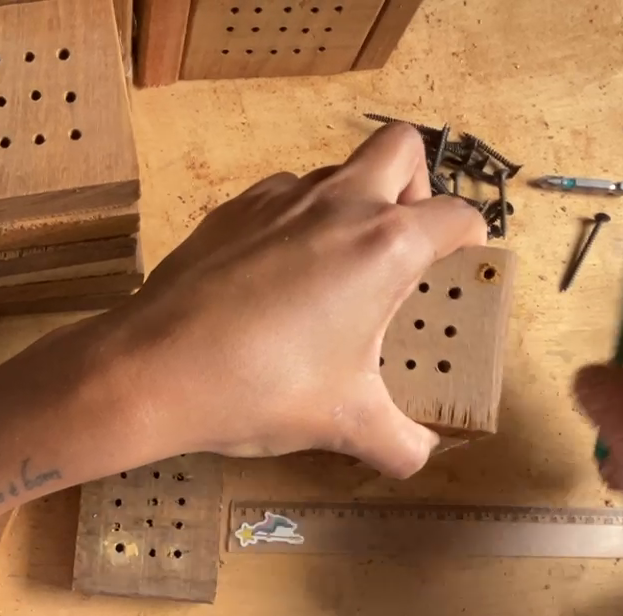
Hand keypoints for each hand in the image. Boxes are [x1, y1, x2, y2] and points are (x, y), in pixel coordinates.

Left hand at [83, 124, 486, 477]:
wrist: (154, 371)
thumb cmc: (262, 390)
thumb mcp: (343, 424)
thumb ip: (398, 444)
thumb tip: (421, 459)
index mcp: (383, 246)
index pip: (454, 217)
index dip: (468, 238)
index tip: (460, 263)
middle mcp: (336, 203)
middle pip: (400, 150)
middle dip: (413, 186)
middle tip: (397, 246)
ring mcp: (275, 200)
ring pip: (332, 172)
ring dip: (347, 204)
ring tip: (330, 272)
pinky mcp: (227, 213)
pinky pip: (276, 199)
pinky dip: (290, 224)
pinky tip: (270, 280)